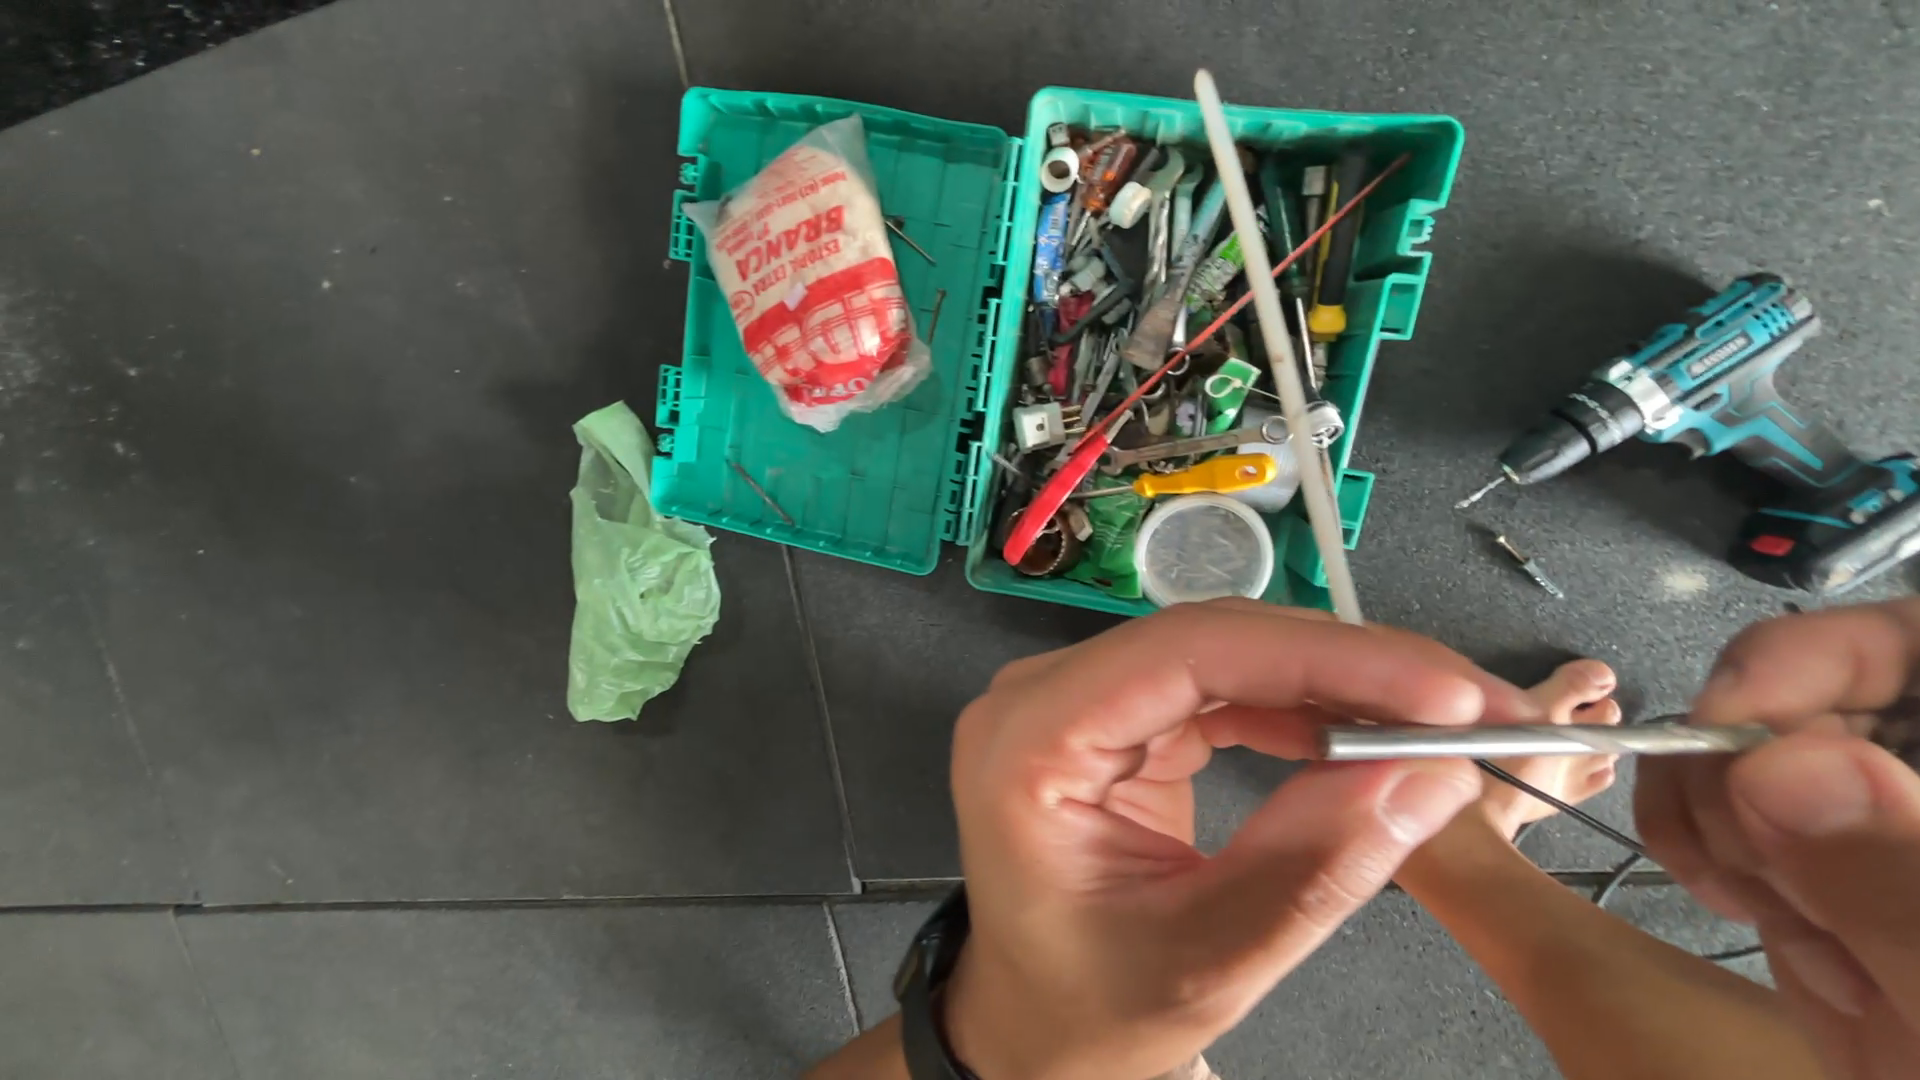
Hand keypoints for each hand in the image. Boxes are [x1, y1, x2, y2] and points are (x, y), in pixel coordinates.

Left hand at [942, 600, 1541, 1079]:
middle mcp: (1046, 695)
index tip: (1449, 695)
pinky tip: (1369, 736)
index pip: (1187, 653)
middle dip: (1351, 665)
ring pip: (1227, 654)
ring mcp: (1082, 698)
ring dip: (1338, 681)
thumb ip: (1311, 867)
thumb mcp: (1202, 961)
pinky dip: (1302, 706)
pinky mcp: (1120, 717)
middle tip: (1479, 708)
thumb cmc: (1085, 1007)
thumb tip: (1432, 773)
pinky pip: (1221, 687)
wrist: (1027, 1021)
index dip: (1323, 658)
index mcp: (1031, 739)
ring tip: (1446, 723)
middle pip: (1212, 640)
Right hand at [1637, 598, 1919, 1079]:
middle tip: (1760, 864)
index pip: (1909, 641)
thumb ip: (1902, 884)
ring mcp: (1854, 809)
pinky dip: (1689, 844)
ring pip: (1727, 743)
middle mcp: (1912, 769)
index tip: (1729, 722)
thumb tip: (1776, 765)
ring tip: (1777, 914)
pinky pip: (1698, 796)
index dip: (1813, 654)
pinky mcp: (1796, 846)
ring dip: (1712, 821)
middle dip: (1740, 766)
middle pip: (1795, 692)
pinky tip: (1745, 908)